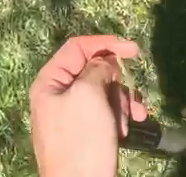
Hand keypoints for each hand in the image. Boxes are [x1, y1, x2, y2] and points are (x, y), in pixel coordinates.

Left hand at [29, 35, 148, 176]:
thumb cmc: (81, 140)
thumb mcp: (88, 95)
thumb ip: (97, 69)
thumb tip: (106, 63)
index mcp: (50, 81)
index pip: (77, 48)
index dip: (106, 44)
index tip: (134, 49)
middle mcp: (58, 95)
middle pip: (93, 71)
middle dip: (117, 82)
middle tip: (131, 100)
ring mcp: (72, 117)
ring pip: (103, 93)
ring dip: (122, 102)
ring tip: (133, 120)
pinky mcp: (86, 135)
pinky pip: (105, 114)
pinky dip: (119, 117)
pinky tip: (130, 129)